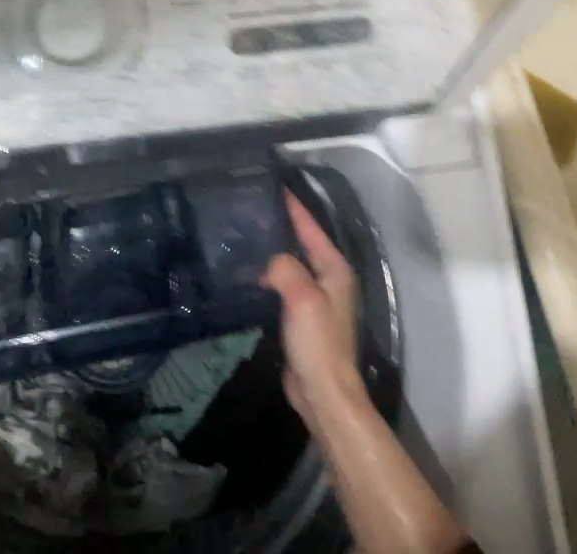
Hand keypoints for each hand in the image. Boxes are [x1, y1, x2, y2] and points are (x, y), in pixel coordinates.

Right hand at [261, 191, 363, 429]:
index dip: (292, 206)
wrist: (323, 392)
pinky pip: (283, 286)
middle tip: (248, 211)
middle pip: (301, 243)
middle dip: (279, 226)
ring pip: (290, 264)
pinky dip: (268, 276)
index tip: (271, 185)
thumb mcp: (301, 297)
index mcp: (334, 268)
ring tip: (242, 237)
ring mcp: (316, 298)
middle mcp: (328, 278)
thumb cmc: (318, 342)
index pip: (310, 227)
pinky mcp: (302, 317)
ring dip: (271, 252)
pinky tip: (247, 274)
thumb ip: (285, 268)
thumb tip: (267, 261)